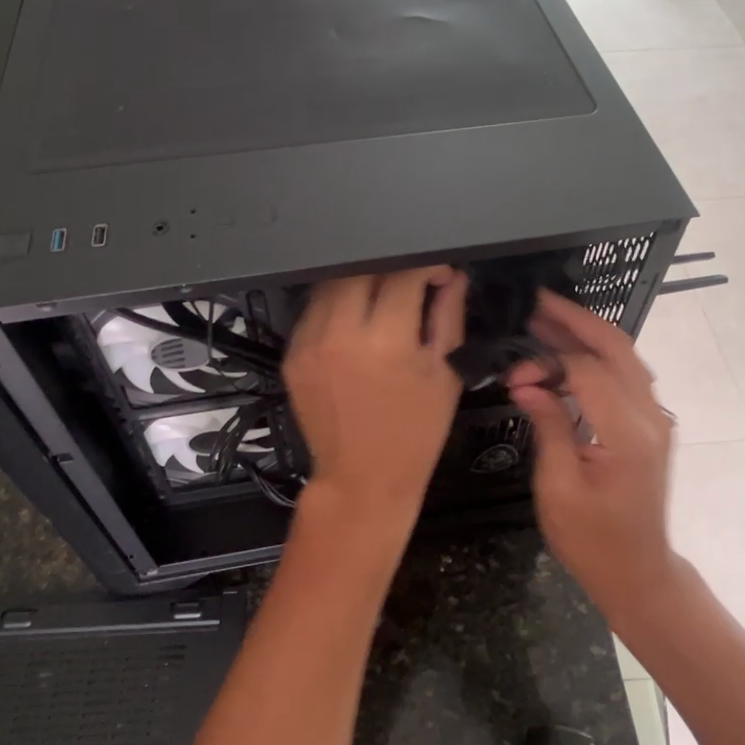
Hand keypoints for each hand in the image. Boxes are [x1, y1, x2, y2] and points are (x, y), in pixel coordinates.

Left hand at [283, 266, 468, 520]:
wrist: (362, 479)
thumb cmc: (415, 431)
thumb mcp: (445, 373)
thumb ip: (448, 315)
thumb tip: (452, 275)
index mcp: (386, 341)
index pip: (404, 275)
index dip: (427, 266)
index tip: (439, 273)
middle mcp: (341, 334)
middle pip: (361, 268)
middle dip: (390, 267)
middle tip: (408, 282)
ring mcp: (310, 343)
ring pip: (332, 283)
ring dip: (359, 280)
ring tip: (380, 297)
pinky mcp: (292, 353)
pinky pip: (314, 310)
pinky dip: (336, 304)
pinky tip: (354, 320)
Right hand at [508, 291, 678, 620]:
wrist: (639, 573)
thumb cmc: (592, 541)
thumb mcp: (558, 489)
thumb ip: (548, 426)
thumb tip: (526, 381)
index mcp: (628, 434)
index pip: (588, 371)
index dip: (547, 361)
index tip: (512, 371)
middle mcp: (651, 417)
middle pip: (617, 348)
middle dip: (575, 320)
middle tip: (535, 302)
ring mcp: (656, 419)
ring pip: (625, 356)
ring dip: (586, 334)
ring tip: (544, 319)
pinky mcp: (651, 424)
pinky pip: (626, 375)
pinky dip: (597, 356)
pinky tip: (566, 355)